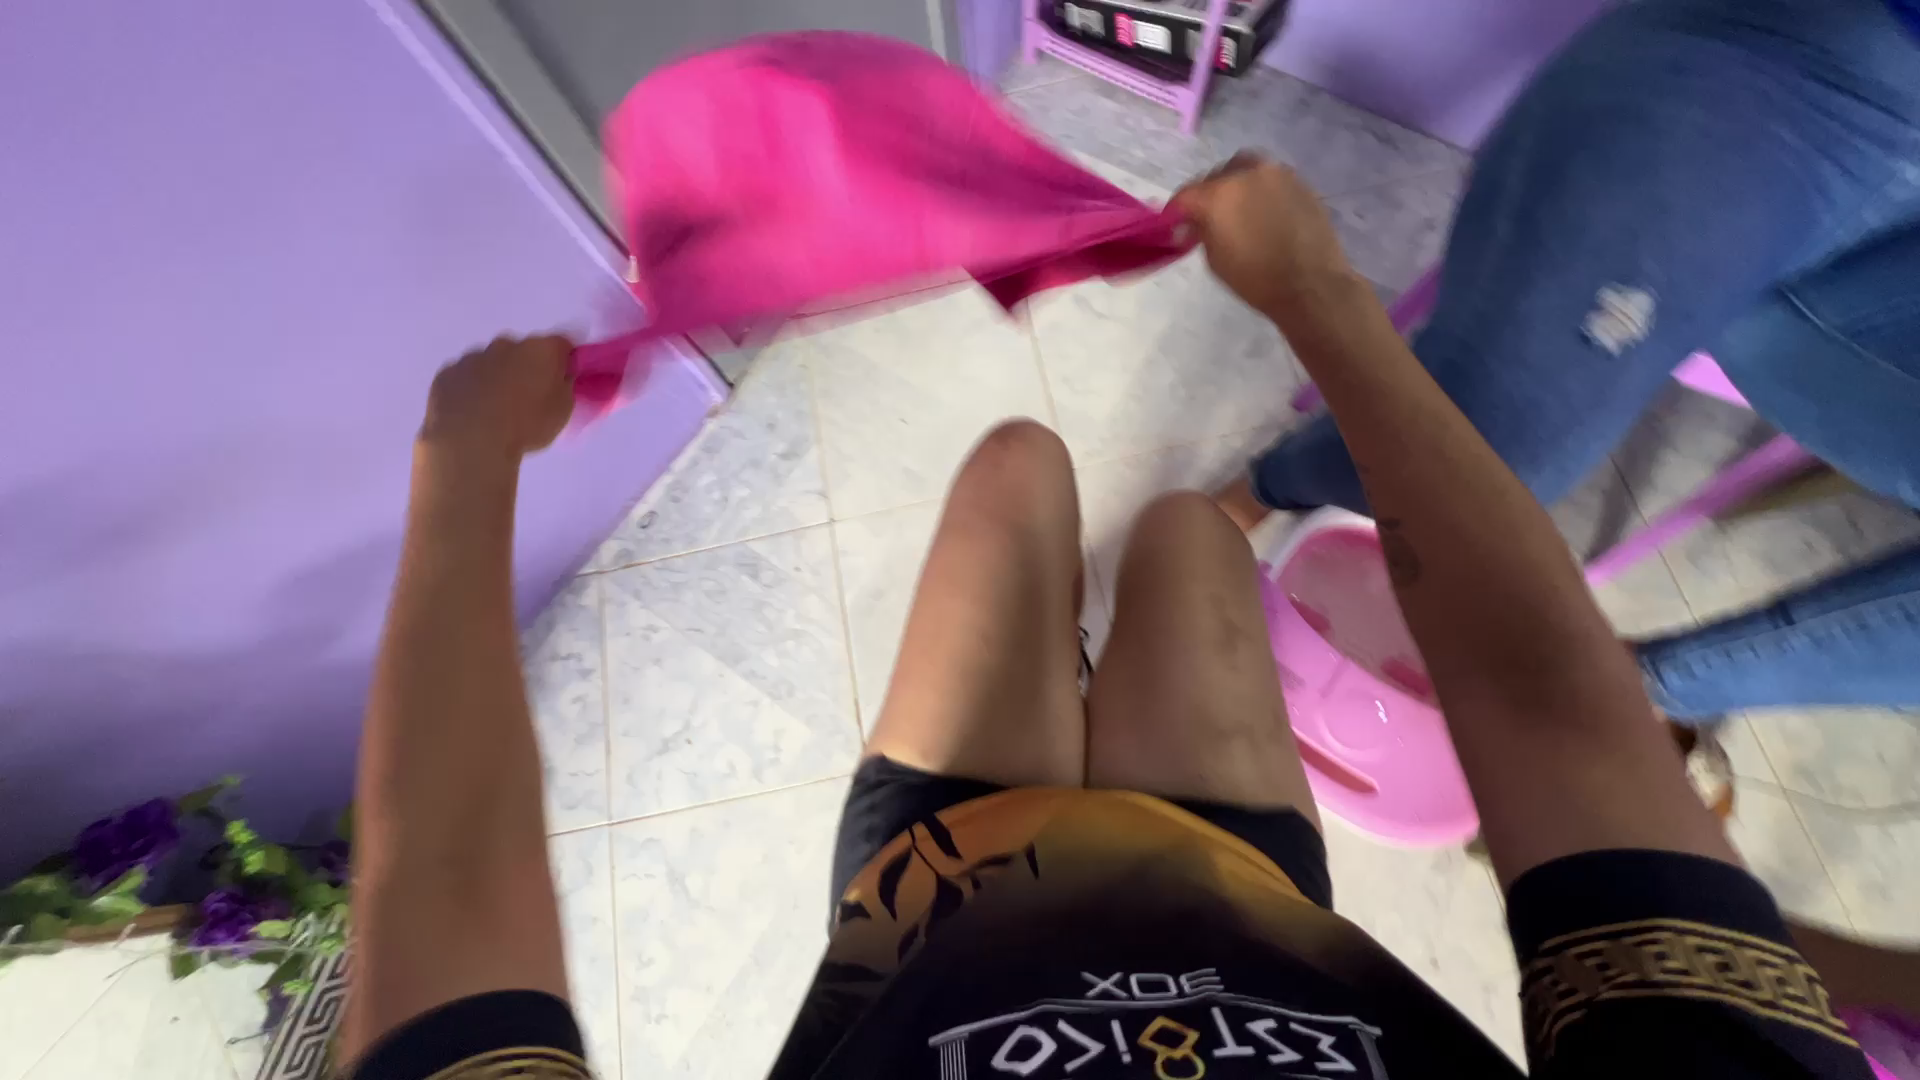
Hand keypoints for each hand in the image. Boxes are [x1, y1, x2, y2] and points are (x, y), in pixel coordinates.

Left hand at [420, 335, 574, 457]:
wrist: (471, 441)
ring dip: (501, 376)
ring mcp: (472, 356)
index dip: (566, 360)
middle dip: (530, 366)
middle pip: (524, 350)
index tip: (567, 379)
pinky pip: (467, 375)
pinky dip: (475, 387)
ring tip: (502, 408)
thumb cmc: (527, 425)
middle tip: (534, 396)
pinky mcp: (446, 373)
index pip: (562, 344)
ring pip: (493, 361)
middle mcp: (505, 344)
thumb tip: (560, 376)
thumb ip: (564, 385)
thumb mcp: (564, 409)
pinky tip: (477, 411)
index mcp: (540, 350)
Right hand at [1171, 154, 1361, 320]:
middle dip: (1206, 195)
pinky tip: (1261, 214)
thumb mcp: (1214, 259)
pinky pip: (1268, 180)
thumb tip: (1191, 223)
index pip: (1185, 195)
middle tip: (1204, 218)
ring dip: (1234, 187)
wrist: (1309, 283)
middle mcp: (1246, 173)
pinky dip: (1258, 192)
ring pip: (1244, 170)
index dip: (1174, 212)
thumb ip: (1200, 232)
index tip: (1172, 227)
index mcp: (1219, 194)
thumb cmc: (1255, 278)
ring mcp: (1276, 173)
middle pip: (1216, 176)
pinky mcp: (1299, 181)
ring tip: (1235, 212)